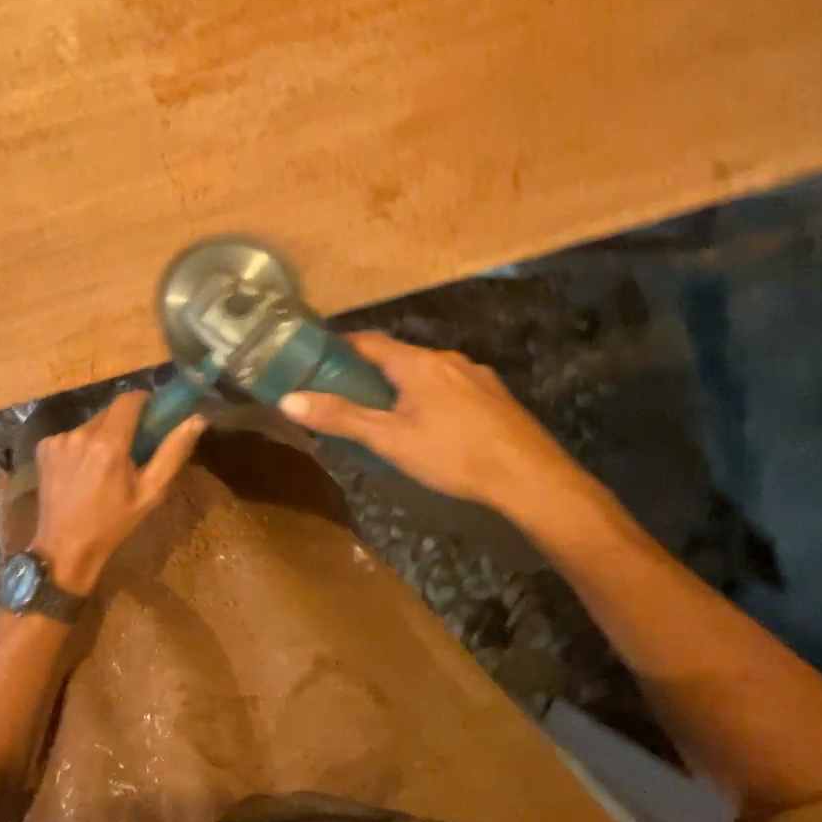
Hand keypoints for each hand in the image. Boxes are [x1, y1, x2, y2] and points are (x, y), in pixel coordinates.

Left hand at [28, 392, 206, 595]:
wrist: (65, 547)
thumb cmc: (113, 524)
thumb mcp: (149, 493)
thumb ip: (172, 452)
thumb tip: (196, 420)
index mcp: (108, 444)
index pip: (128, 400)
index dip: (143, 401)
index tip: (153, 412)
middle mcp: (80, 434)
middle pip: (109, 413)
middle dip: (123, 425)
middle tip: (132, 449)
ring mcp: (58, 440)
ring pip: (89, 425)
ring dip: (100, 437)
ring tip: (104, 467)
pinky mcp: (43, 447)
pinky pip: (70, 436)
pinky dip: (80, 447)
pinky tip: (81, 472)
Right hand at [278, 332, 600, 516]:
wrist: (535, 480)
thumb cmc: (454, 455)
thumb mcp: (389, 440)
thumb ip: (340, 417)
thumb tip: (286, 399)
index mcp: (417, 363)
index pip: (367, 340)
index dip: (339, 345)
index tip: (315, 357)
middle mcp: (446, 359)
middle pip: (397, 355)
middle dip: (368, 369)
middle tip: (342, 390)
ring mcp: (476, 376)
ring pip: (425, 372)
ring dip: (401, 384)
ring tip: (383, 410)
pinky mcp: (495, 397)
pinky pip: (450, 386)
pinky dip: (429, 396)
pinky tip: (429, 423)